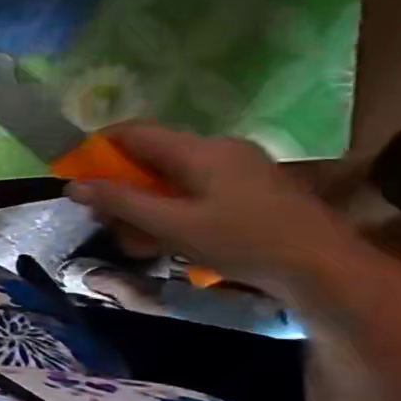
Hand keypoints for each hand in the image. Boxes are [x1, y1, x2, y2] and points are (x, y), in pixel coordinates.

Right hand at [65, 124, 372, 295]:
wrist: (326, 269)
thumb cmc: (243, 242)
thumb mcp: (171, 225)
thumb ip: (121, 202)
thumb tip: (73, 185)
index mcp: (199, 149)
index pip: (133, 131)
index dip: (96, 147)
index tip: (73, 173)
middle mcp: (218, 148)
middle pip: (151, 155)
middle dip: (120, 185)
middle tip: (103, 217)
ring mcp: (238, 167)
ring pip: (171, 176)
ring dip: (144, 202)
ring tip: (134, 238)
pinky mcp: (250, 188)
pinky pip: (194, 188)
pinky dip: (170, 207)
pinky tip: (167, 238)